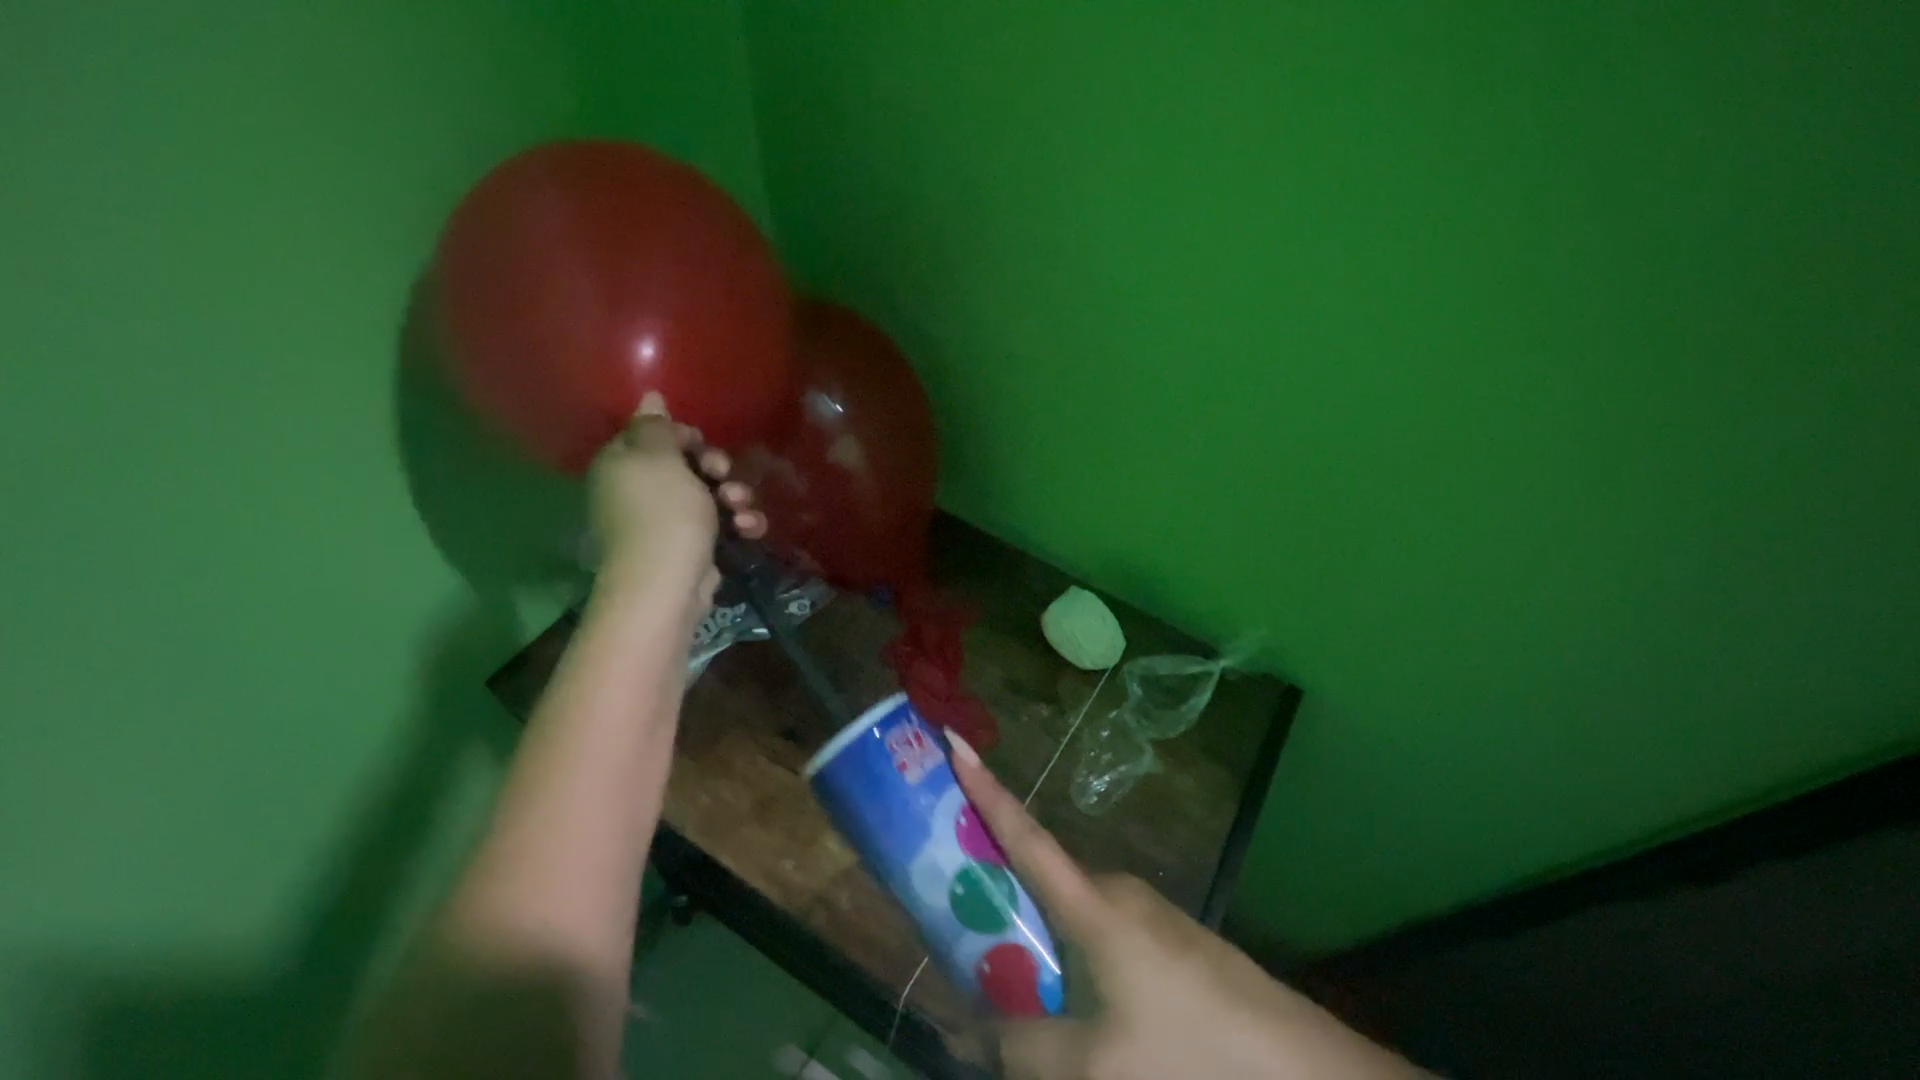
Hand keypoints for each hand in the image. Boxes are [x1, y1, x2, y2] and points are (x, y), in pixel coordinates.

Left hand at [589, 392, 765, 608]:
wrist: (666, 583)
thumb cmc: (662, 511)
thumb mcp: (658, 456)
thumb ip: (656, 425)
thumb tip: (649, 397)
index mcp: (621, 464)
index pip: (649, 435)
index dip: (680, 435)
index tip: (699, 442)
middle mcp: (637, 491)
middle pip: (683, 464)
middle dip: (714, 466)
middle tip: (722, 472)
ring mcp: (664, 523)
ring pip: (708, 495)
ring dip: (733, 495)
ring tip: (740, 506)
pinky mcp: (689, 548)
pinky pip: (718, 525)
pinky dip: (737, 523)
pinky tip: (749, 529)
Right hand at [945, 734, 1425, 1079]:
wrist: (1303, 1070)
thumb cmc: (1190, 1051)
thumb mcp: (1093, 1064)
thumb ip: (1018, 1048)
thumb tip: (960, 1034)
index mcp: (1093, 905)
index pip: (1023, 834)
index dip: (984, 788)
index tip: (953, 741)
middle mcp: (1118, 893)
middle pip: (1039, 887)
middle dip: (996, 905)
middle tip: (959, 941)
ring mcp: (1151, 915)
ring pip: (1071, 923)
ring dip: (1038, 951)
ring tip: (1019, 1005)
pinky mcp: (1173, 941)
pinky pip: (1102, 943)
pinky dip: (1075, 967)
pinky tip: (1083, 1021)